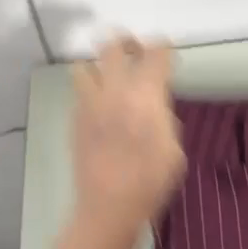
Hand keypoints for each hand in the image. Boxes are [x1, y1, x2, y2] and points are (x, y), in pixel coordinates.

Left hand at [73, 34, 184, 227]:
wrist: (108, 206)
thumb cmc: (151, 181)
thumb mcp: (174, 149)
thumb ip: (163, 117)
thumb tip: (155, 104)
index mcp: (145, 95)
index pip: (155, 54)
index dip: (163, 49)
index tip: (167, 53)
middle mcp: (114, 91)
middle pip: (113, 46)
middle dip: (126, 42)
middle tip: (136, 51)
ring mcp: (89, 104)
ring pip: (84, 65)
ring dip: (98, 65)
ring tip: (110, 77)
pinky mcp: (74, 120)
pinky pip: (79, 93)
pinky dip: (90, 92)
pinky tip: (101, 107)